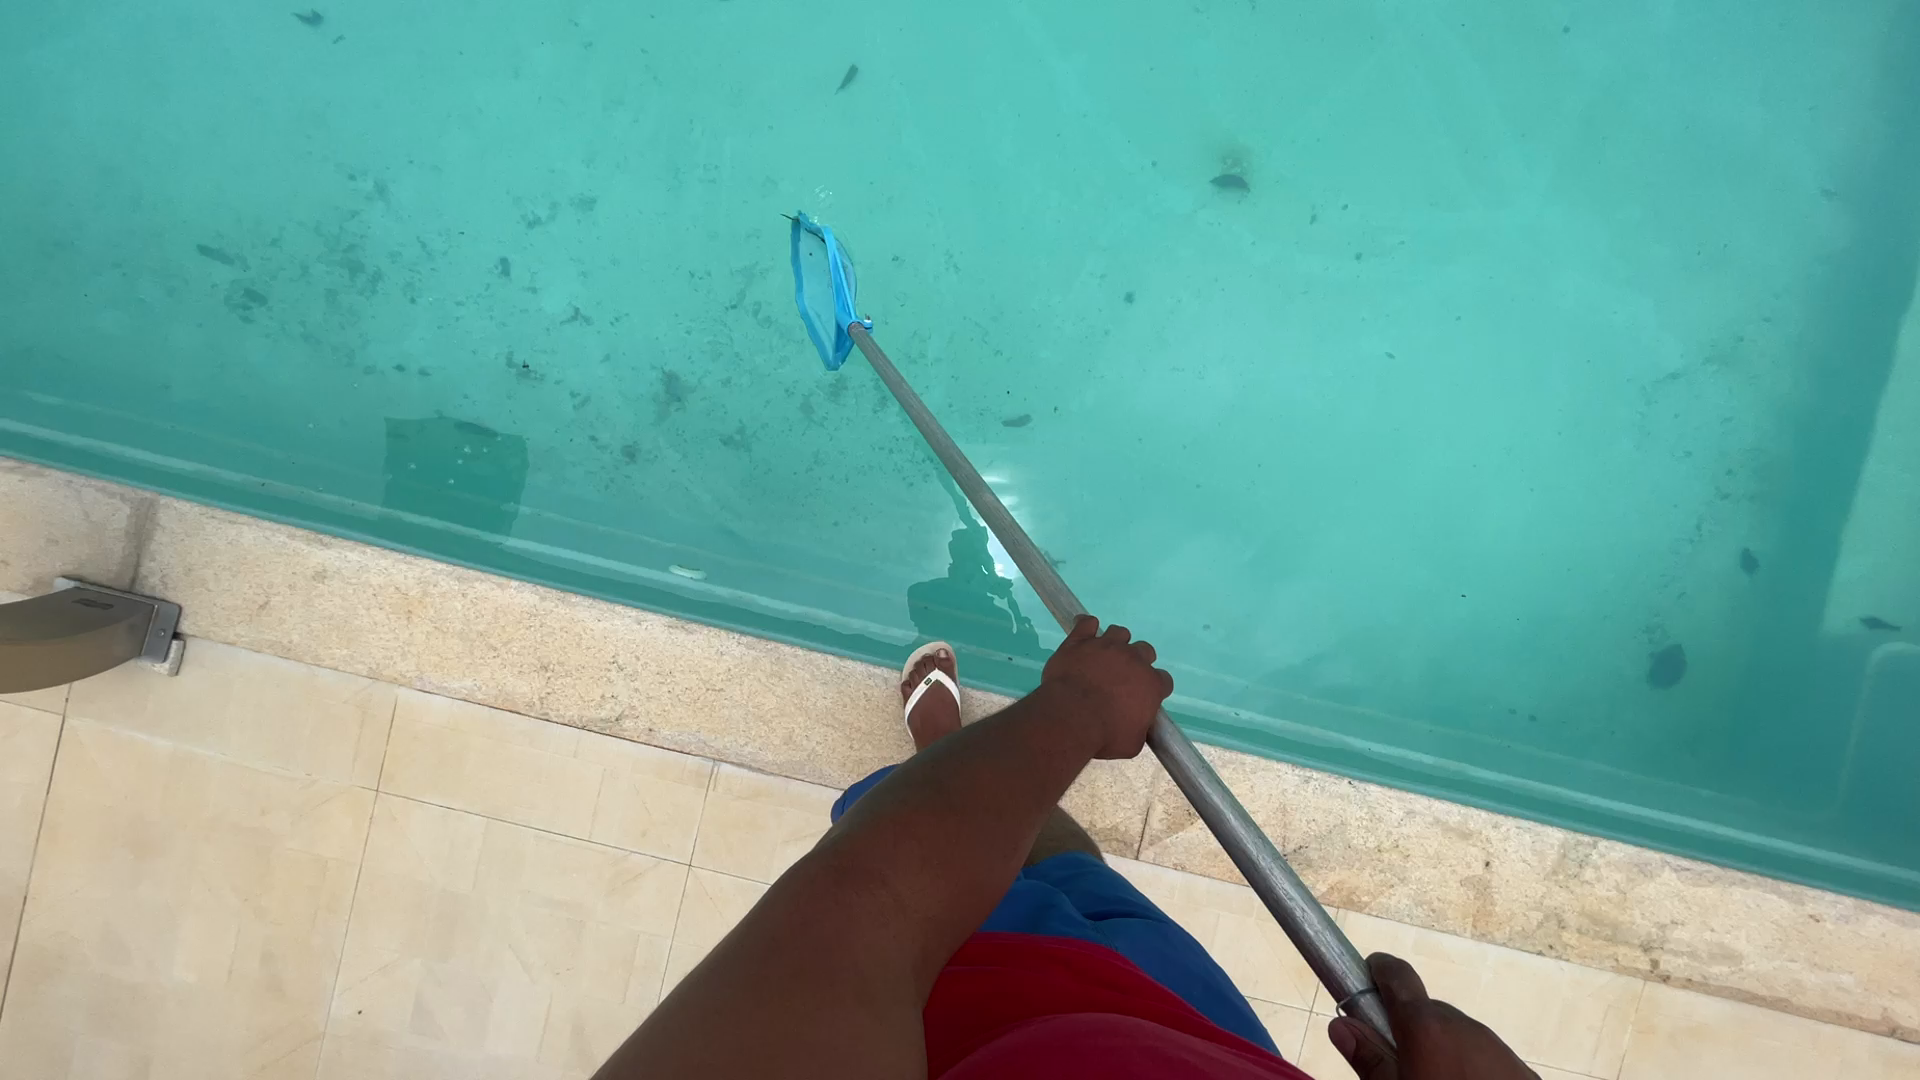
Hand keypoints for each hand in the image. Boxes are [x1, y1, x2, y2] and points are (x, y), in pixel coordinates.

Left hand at [1041, 615, 1173, 759]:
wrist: (1070, 716)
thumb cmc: (1104, 735)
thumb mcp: (1132, 743)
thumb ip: (1140, 729)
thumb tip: (1138, 726)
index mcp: (1151, 684)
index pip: (1164, 679)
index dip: (1154, 687)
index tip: (1143, 696)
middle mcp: (1133, 659)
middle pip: (1144, 650)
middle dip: (1137, 661)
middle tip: (1122, 675)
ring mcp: (1106, 646)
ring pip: (1119, 633)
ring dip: (1115, 642)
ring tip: (1103, 655)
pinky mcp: (1080, 640)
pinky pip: (1087, 623)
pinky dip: (1086, 626)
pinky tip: (1084, 633)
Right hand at [1329, 954, 1536, 1079]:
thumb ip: (1369, 1060)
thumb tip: (1341, 1025)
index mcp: (1425, 1025)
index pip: (1396, 972)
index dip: (1377, 973)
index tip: (1366, 986)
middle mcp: (1463, 1026)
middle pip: (1426, 1010)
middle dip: (1410, 1030)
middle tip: (1402, 1066)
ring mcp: (1500, 1050)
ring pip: (1458, 1035)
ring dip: (1444, 1051)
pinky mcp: (1526, 1075)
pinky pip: (1489, 1059)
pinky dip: (1475, 1071)